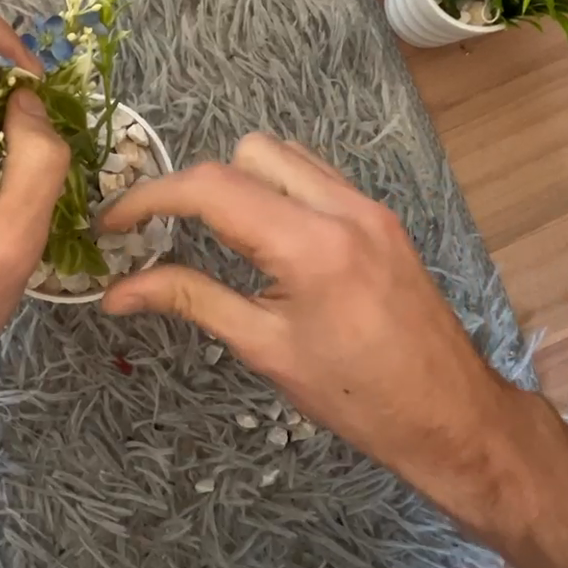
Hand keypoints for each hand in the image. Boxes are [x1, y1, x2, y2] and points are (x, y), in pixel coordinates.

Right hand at [98, 133, 527, 508]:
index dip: (149, 198)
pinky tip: (269, 235)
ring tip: (220, 233)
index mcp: (309, 243)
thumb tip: (116, 293)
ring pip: (283, 154)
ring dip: (240, 180)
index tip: (114, 224)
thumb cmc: (355, 397)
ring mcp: (367, 205)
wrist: (452, 416)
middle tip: (172, 232)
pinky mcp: (380, 215)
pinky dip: (277, 188)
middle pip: (246, 152)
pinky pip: (314, 173)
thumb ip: (189, 300)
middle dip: (198, 185)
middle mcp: (341, 206)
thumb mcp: (264, 347)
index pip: (210, 188)